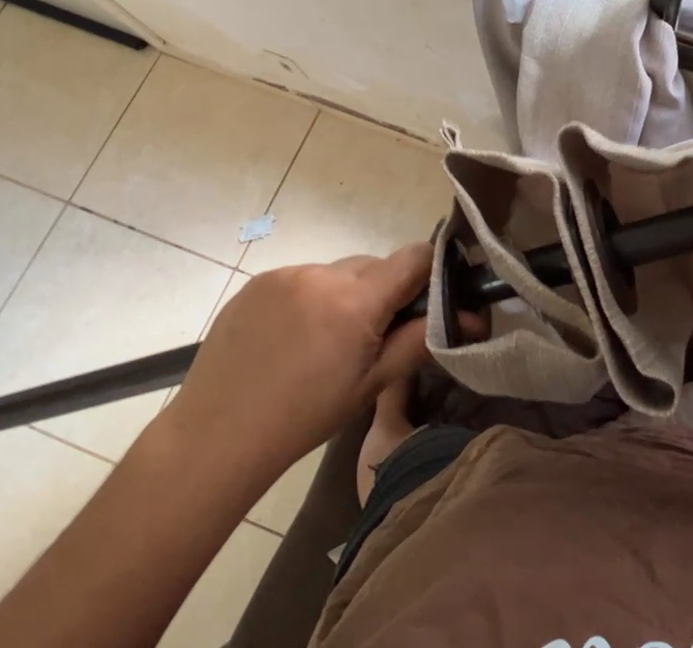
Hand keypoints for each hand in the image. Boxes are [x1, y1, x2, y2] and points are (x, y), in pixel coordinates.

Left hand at [161, 244, 438, 485]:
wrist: (218, 435)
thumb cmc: (306, 416)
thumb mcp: (373, 383)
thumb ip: (422, 341)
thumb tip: (474, 319)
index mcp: (355, 299)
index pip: (415, 257)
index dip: (430, 275)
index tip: (425, 305)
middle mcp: (321, 273)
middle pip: (375, 265)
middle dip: (384, 292)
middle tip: (373, 337)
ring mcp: (284, 275)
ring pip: (338, 273)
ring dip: (347, 295)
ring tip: (327, 342)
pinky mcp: (256, 283)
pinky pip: (303, 279)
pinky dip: (311, 299)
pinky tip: (294, 339)